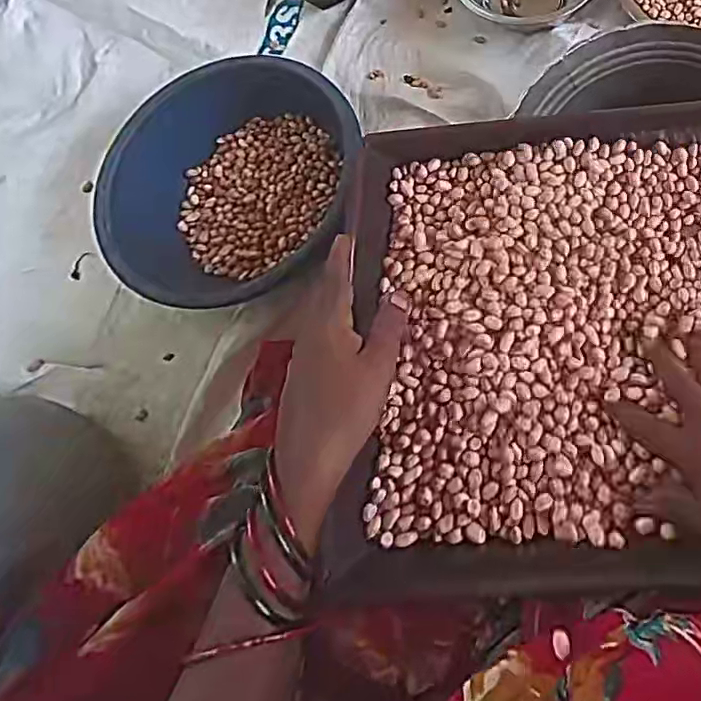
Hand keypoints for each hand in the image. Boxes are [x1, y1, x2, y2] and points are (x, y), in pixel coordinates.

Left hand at [273, 235, 405, 546]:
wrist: (306, 463)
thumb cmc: (346, 411)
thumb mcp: (378, 368)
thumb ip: (388, 329)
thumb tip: (398, 294)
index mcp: (328, 326)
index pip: (336, 282)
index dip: (342, 259)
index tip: (345, 237)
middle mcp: (310, 335)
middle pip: (322, 297)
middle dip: (335, 275)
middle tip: (348, 257)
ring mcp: (302, 357)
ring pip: (318, 317)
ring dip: (331, 298)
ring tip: (347, 289)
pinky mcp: (302, 377)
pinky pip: (317, 335)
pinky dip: (330, 322)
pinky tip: (340, 334)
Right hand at [609, 328, 700, 575]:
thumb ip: (671, 503)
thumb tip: (634, 498)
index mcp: (691, 452)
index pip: (647, 428)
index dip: (624, 412)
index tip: (606, 396)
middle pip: (677, 383)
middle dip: (659, 359)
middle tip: (645, 337)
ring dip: (697, 346)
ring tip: (684, 327)